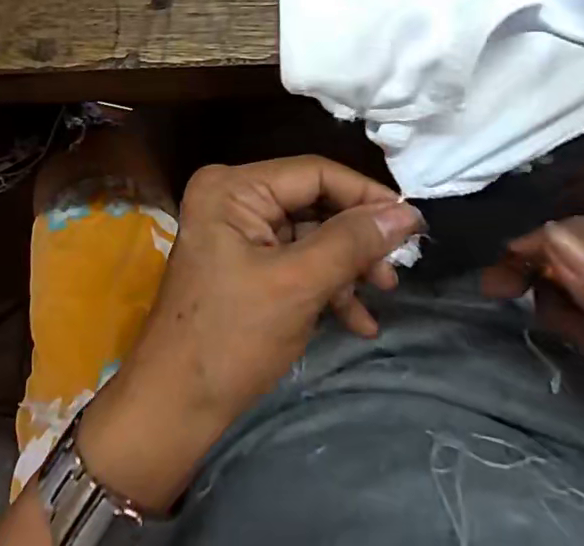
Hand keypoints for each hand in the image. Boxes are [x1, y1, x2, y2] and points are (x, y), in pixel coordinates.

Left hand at [77, 157, 422, 511]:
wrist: (173, 411)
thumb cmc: (230, 339)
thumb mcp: (299, 285)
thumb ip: (354, 242)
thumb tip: (407, 213)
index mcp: (232, 187)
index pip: (315, 173)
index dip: (365, 195)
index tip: (411, 224)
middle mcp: (232, 198)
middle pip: (315, 203)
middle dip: (357, 239)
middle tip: (395, 268)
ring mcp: (237, 232)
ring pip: (311, 235)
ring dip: (347, 267)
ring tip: (382, 295)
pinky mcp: (244, 264)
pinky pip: (295, 260)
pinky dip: (326, 286)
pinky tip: (356, 320)